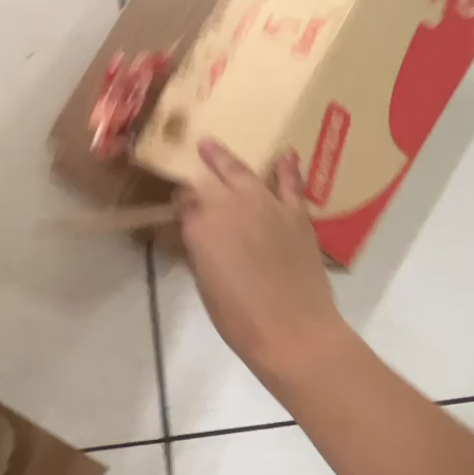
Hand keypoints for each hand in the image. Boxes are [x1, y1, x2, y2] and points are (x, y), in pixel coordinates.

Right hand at [177, 139, 347, 380]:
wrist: (291, 328)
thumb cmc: (237, 316)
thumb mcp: (205, 283)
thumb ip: (201, 250)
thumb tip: (199, 235)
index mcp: (200, 226)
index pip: (185, 199)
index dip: (180, 198)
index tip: (176, 200)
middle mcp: (230, 207)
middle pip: (212, 178)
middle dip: (203, 164)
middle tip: (196, 148)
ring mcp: (267, 206)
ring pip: (244, 174)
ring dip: (229, 160)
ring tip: (216, 146)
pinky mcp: (296, 214)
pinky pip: (290, 184)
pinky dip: (286, 169)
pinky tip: (284, 155)